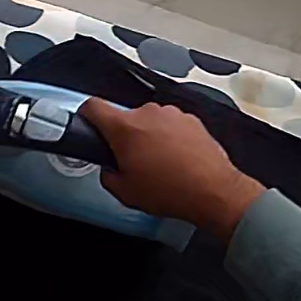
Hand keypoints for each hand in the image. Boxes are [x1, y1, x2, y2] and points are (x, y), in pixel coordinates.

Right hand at [79, 99, 265, 241]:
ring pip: (149, 121)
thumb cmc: (171, 191)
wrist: (214, 192)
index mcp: (125, 128)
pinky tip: (177, 160)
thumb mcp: (125, 193)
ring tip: (159, 164)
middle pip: (125, 117)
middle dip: (125, 137)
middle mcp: (148, 114)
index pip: (94, 106)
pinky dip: (170, 138)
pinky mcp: (191, 119)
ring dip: (150, 137)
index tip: (89, 121)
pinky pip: (171, 125)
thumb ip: (108, 175)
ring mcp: (172, 114)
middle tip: (132, 161)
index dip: (87, 114)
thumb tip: (110, 170)